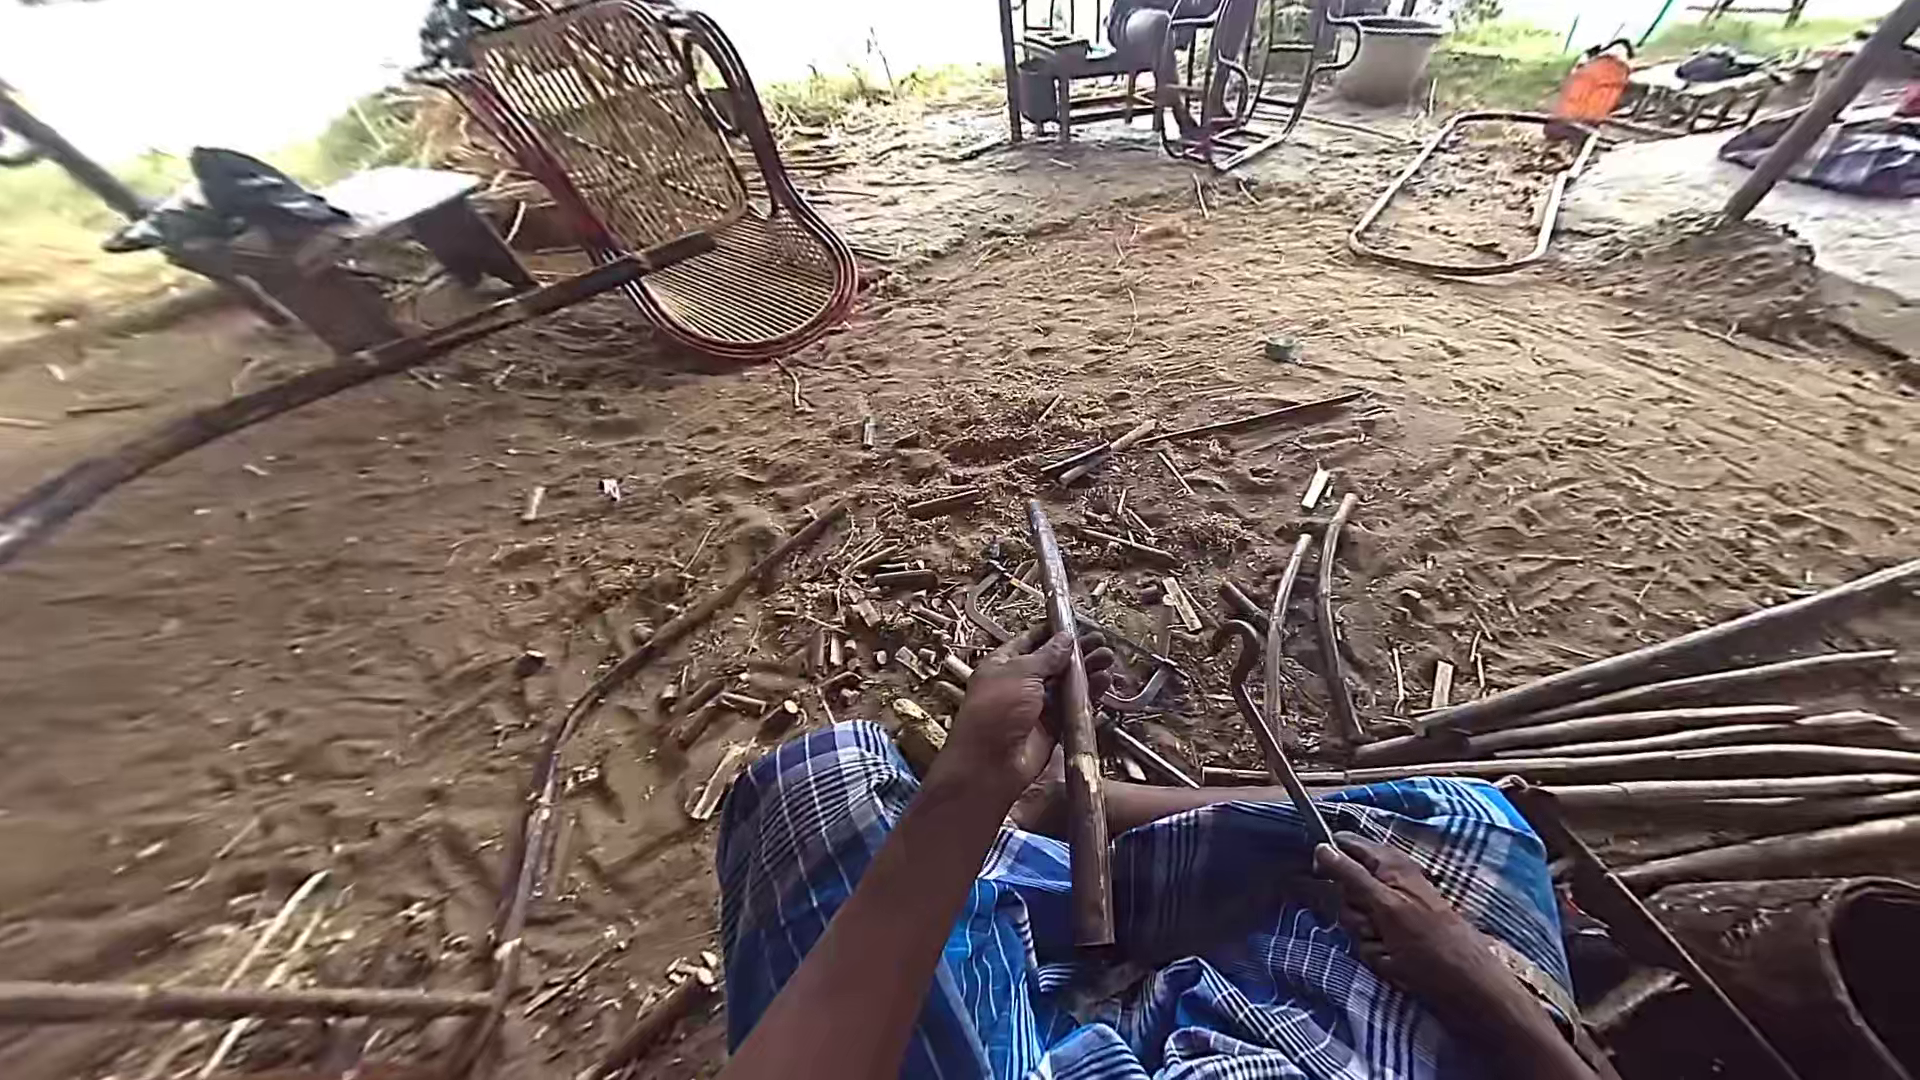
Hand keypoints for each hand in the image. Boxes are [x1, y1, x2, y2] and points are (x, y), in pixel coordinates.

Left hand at [938, 625, 1115, 803]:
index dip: (1052, 633)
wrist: (990, 763)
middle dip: (1076, 652)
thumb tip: (1065, 638)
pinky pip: (1072, 707)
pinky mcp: (1051, 727)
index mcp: (1003, 664)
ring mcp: (1036, 706)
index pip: (1030, 642)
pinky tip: (1104, 682)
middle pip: (1052, 663)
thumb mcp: (1020, 673)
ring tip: (1107, 659)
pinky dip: (1088, 695)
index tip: (1076, 625)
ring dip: (1086, 671)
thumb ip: (1047, 656)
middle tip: (1100, 642)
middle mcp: (1020, 683)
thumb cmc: (996, 709)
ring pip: (1065, 684)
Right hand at [1313, 832, 1527, 1031]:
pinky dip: (1377, 953)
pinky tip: (1396, 963)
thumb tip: (1320, 846)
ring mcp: (1393, 913)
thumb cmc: (1434, 947)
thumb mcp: (1386, 906)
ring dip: (1365, 935)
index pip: (1343, 843)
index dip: (1328, 856)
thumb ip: (1350, 873)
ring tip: (1390, 948)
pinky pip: (1368, 940)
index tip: (1321, 874)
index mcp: (1389, 864)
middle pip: (1343, 885)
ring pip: (1353, 916)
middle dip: (1351, 908)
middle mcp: (1389, 883)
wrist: (1477, 1000)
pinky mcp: (1397, 939)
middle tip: (1371, 922)